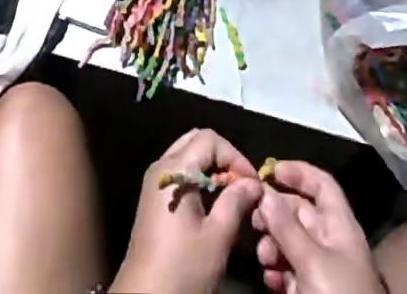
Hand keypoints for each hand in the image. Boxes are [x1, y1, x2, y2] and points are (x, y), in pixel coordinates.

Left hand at [114, 129, 264, 293]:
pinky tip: (213, 202)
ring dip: (212, 167)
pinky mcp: (153, 196)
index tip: (253, 183)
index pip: (210, 139)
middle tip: (243, 184)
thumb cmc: (183, 267)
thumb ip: (236, 202)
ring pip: (188, 154)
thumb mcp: (217, 236)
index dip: (235, 156)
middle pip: (196, 141)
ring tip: (232, 194)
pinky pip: (180, 171)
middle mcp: (162, 166)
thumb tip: (254, 183)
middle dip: (223, 157)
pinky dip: (199, 177)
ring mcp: (154, 180)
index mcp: (175, 169)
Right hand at [251, 161, 384, 293]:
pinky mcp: (312, 292)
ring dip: (272, 244)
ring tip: (264, 258)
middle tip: (253, 219)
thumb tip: (265, 192)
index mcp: (340, 227)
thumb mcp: (313, 262)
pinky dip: (277, 271)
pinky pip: (290, 270)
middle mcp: (331, 243)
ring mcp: (322, 270)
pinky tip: (271, 280)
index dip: (298, 172)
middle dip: (275, 212)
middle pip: (301, 212)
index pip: (322, 185)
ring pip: (291, 241)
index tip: (269, 172)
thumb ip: (288, 227)